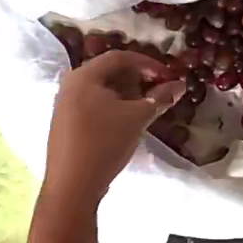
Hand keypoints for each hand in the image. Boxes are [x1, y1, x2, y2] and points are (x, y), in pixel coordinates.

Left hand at [44, 50, 184, 208]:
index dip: (147, 63)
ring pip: (101, 89)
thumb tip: (179, 85)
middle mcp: (69, 84)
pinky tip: (125, 122)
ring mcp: (64, 105)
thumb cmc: (104, 144)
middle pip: (108, 71)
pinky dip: (112, 106)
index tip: (167, 76)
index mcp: (84, 76)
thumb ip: (159, 99)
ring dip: (126, 94)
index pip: (119, 57)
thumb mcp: (137, 118)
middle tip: (158, 91)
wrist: (72, 185)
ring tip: (144, 108)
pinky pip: (92, 104)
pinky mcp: (64, 123)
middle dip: (137, 79)